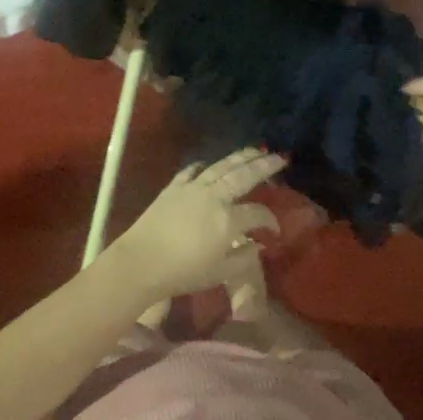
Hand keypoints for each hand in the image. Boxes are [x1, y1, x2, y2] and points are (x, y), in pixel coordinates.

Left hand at [105, 148, 285, 306]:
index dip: (270, 220)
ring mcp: (192, 188)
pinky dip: (204, 165)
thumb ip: (244, 257)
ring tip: (255, 150)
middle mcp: (213, 197)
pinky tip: (210, 163)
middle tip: (279, 158)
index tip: (275, 230)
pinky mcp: (174, 186)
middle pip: (243, 176)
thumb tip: (258, 244)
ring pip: (220, 166)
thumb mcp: (221, 273)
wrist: (143, 260)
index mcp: (228, 220)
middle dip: (263, 166)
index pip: (257, 213)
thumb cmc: (184, 272)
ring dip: (240, 156)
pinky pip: (192, 170)